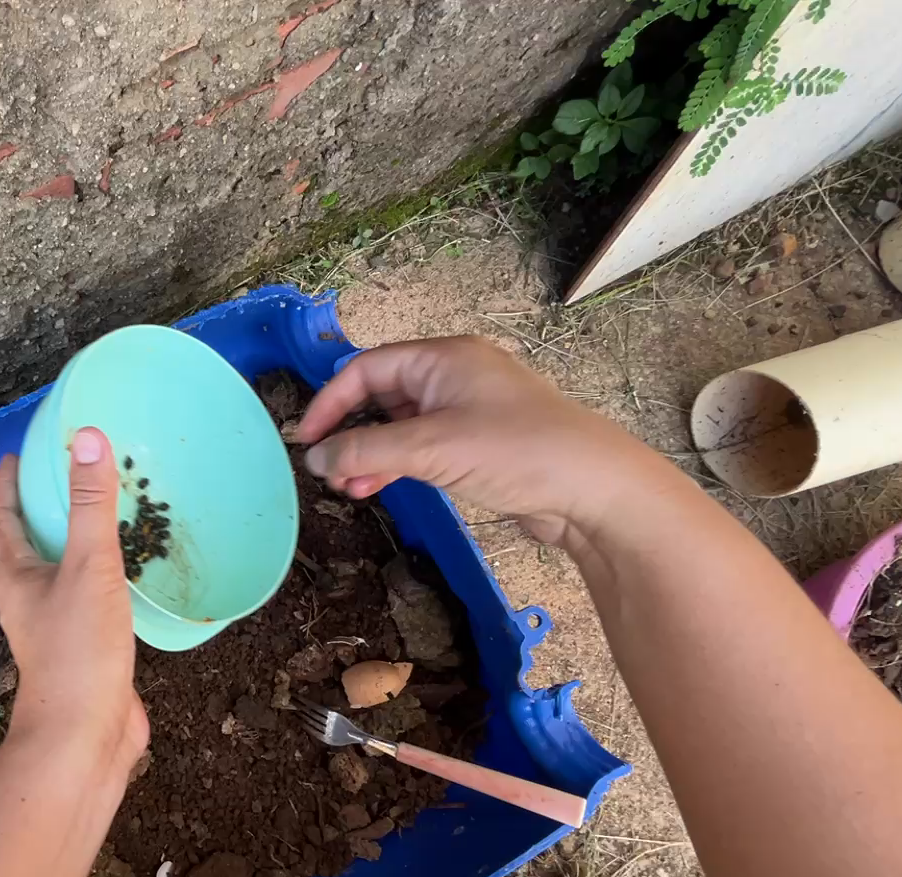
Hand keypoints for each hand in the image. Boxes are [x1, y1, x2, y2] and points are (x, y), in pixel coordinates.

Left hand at [0, 428, 148, 762]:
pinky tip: (131, 568)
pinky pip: (92, 595)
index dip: (6, 485)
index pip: (1, 517)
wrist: (84, 734)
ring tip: (105, 513)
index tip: (16, 455)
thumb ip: (90, 506)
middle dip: (42, 508)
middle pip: (27, 542)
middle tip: (70, 475)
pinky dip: (104, 573)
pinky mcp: (86, 644)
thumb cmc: (76, 648)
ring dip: (74, 541)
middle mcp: (29, 596)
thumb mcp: (87, 566)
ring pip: (61, 570)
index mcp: (16, 574)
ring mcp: (56, 623)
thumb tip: (88, 438)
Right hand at [294, 336, 678, 546]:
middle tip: (327, 469)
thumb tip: (312, 459)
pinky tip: (374, 487)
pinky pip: (416, 447)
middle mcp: (450, 377)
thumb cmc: (515, 452)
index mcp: (442, 359)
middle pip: (377, 396)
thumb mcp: (429, 448)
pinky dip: (390, 465)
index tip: (306, 440)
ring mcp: (463, 411)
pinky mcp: (472, 443)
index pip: (364, 370)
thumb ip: (363, 450)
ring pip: (394, 426)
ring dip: (366, 455)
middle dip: (348, 433)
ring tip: (348, 487)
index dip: (328, 403)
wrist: (595, 492)